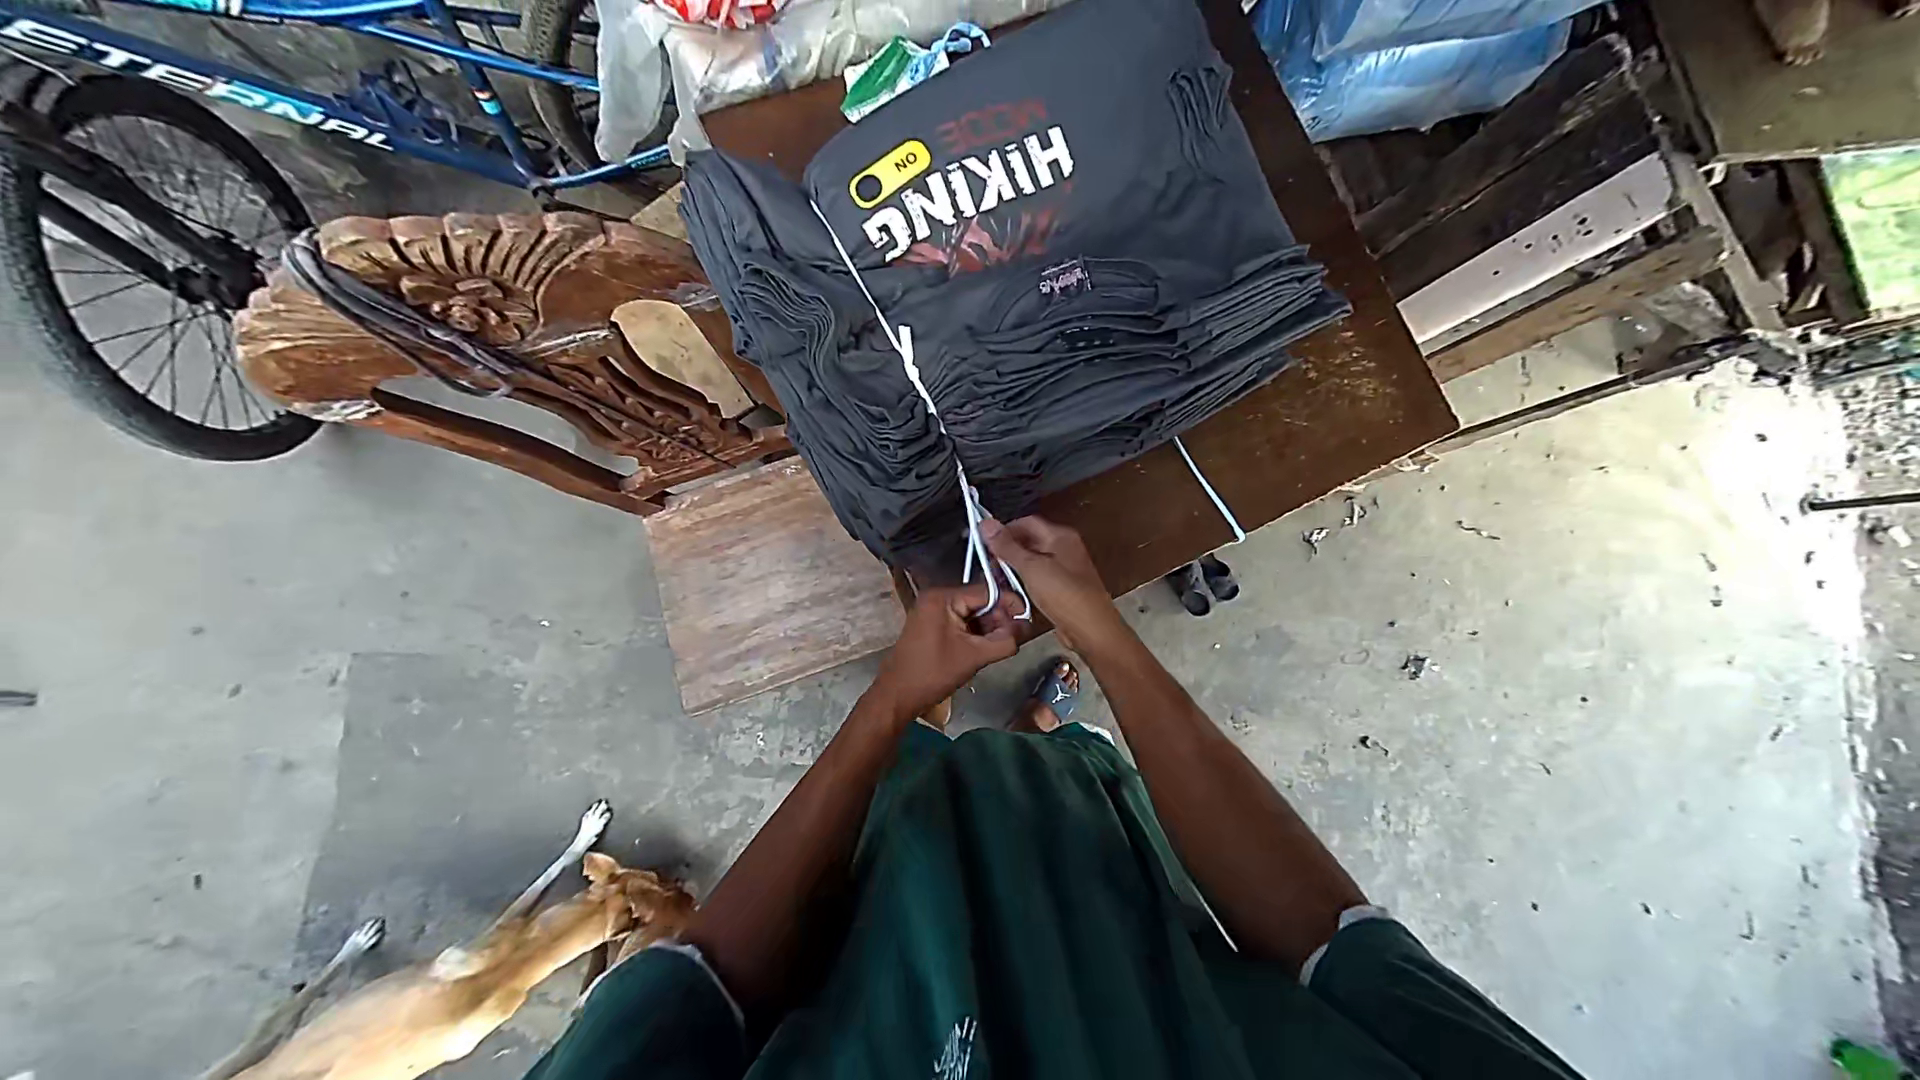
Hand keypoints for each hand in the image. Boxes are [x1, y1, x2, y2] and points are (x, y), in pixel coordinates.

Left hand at [868, 582, 1018, 722]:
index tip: (1029, 619)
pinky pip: (962, 621)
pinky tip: (986, 647)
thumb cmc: (933, 673)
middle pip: (980, 601)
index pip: (987, 591)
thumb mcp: (974, 656)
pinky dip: (976, 633)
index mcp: (944, 597)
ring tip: (1002, 645)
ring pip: (973, 613)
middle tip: (1015, 638)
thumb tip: (1026, 627)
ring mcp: (933, 611)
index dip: (1010, 604)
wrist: (897, 695)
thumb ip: (1003, 640)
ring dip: (989, 627)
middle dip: (1000, 618)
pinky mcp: (933, 624)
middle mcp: (938, 597)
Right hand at [981, 516, 1125, 652]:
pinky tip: (1014, 590)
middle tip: (990, 563)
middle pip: (1029, 540)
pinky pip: (1038, 576)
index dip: (1004, 530)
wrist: (1091, 629)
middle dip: (1007, 550)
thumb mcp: (1030, 567)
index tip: (986, 542)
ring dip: (1014, 567)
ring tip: (998, 579)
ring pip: (1032, 560)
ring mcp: (1065, 568)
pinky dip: (1024, 580)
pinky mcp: (1062, 587)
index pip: (1026, 522)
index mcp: (1061, 536)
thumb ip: (1006, 546)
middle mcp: (1064, 548)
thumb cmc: (1067, 596)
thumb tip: (987, 524)